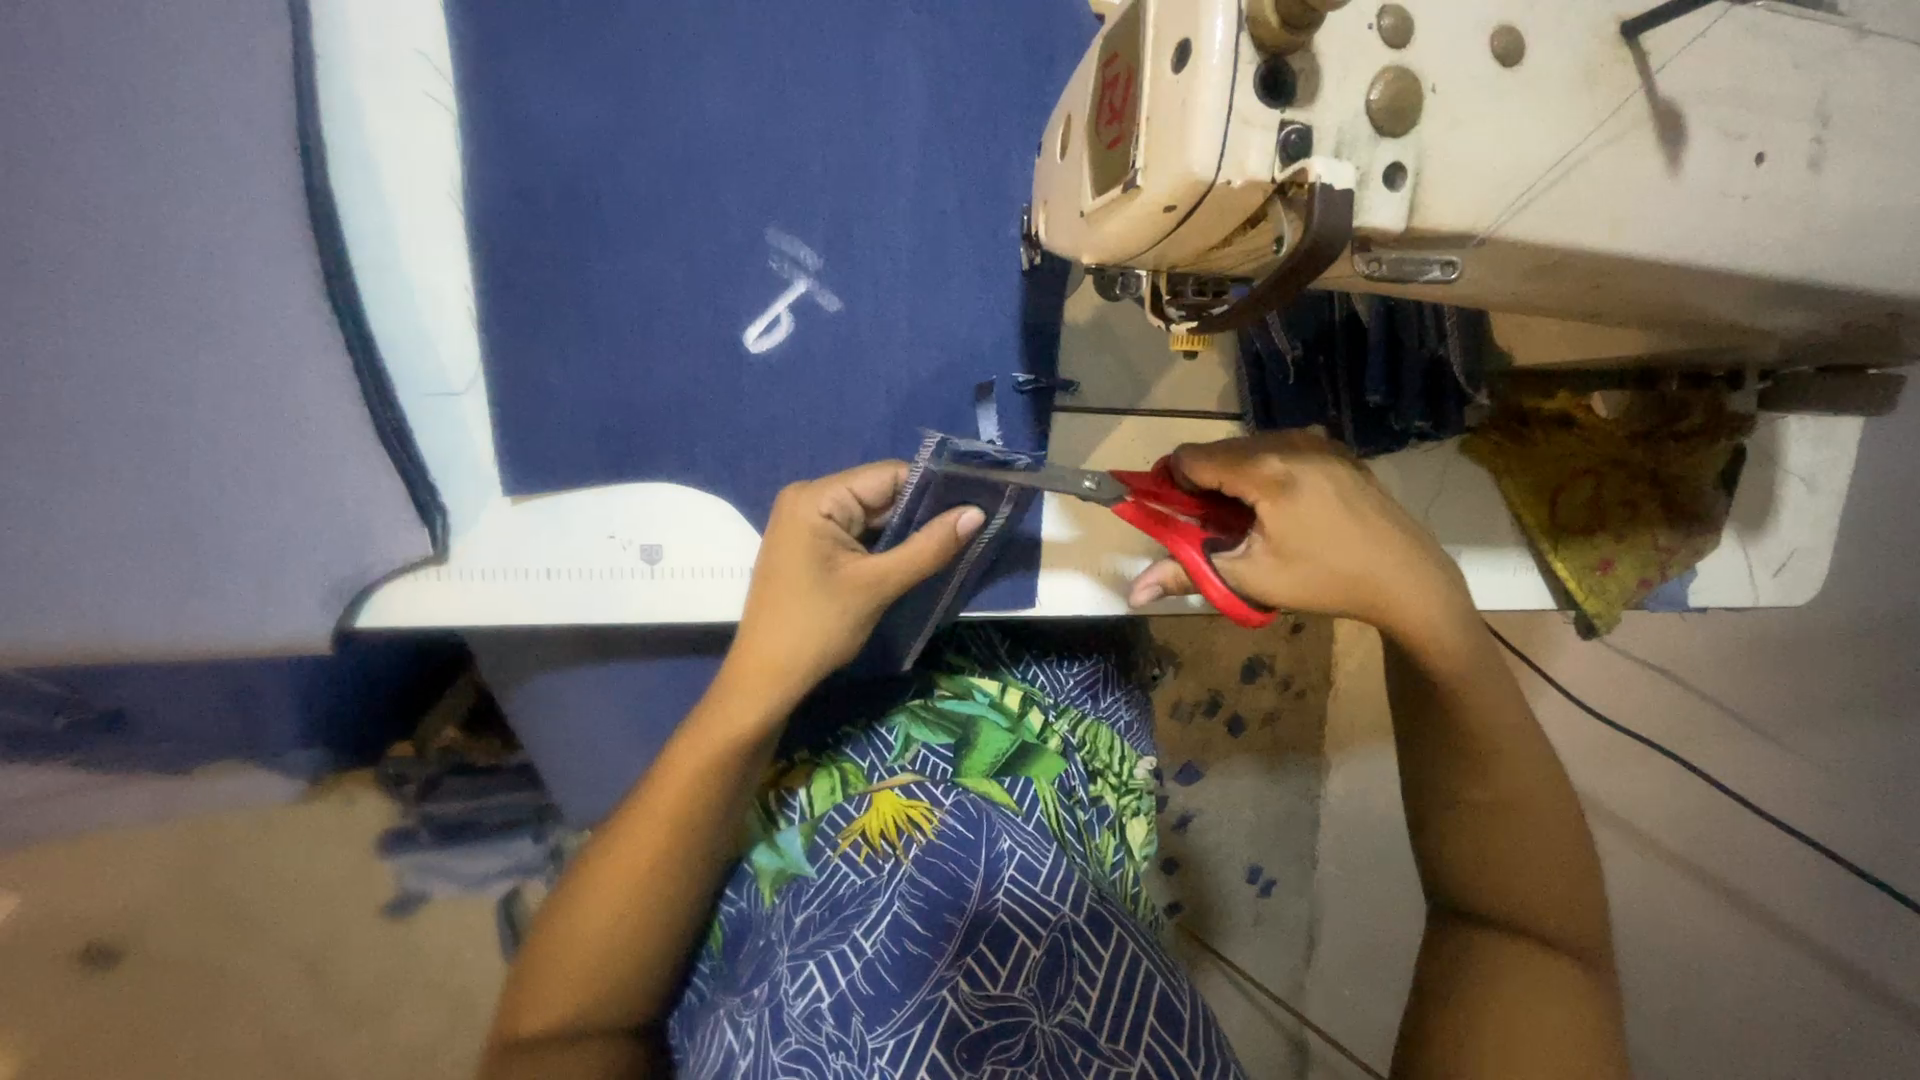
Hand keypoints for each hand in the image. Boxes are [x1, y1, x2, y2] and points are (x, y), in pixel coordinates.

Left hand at [727, 460, 984, 704]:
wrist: (766, 678)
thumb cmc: (817, 628)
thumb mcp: (878, 585)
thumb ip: (929, 547)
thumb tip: (977, 513)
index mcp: (816, 497)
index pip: (889, 476)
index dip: (934, 490)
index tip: (976, 505)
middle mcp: (809, 499)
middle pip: (881, 494)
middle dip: (923, 514)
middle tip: (971, 529)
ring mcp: (807, 523)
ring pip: (873, 517)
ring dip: (907, 532)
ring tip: (954, 545)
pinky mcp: (811, 546)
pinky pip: (858, 535)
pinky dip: (886, 547)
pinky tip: (918, 558)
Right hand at [1127, 431, 1469, 639]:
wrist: (1407, 577)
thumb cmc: (1326, 580)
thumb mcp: (1252, 580)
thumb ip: (1187, 575)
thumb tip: (1132, 594)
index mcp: (1267, 469)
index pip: (1191, 457)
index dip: (1173, 485)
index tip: (1182, 518)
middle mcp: (1290, 441)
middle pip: (1218, 449)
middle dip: (1203, 484)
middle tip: (1215, 527)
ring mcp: (1317, 441)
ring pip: (1247, 447)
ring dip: (1232, 477)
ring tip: (1249, 519)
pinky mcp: (1335, 449)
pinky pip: (1279, 448)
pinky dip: (1263, 471)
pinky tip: (1281, 508)